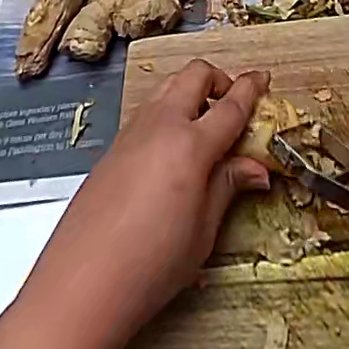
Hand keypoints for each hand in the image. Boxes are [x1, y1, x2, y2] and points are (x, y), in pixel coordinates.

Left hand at [0, 61, 270, 348]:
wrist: (87, 274)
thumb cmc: (150, 261)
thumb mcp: (203, 230)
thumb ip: (228, 186)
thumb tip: (256, 169)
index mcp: (190, 145)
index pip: (229, 105)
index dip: (250, 88)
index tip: (261, 78)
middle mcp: (160, 125)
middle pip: (193, 75)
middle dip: (218, 79)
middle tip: (234, 100)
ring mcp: (133, 130)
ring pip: (168, 87)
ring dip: (190, 91)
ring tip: (207, 124)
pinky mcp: (116, 142)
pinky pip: (148, 110)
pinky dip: (168, 111)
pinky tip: (175, 145)